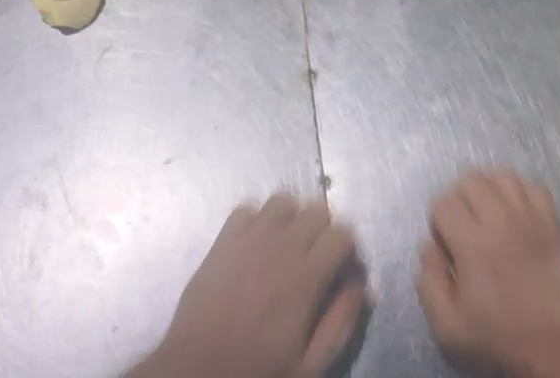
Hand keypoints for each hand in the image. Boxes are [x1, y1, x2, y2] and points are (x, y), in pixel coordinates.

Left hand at [132, 194, 367, 377]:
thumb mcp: (311, 364)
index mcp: (307, 277)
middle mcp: (281, 248)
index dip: (347, 248)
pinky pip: (245, 209)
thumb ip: (342, 321)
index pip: (343, 232)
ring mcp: (248, 240)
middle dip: (323, 229)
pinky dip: (256, 219)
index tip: (340, 267)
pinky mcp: (221, 242)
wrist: (198, 372)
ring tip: (286, 244)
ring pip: (282, 200)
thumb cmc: (259, 370)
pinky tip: (255, 243)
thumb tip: (361, 284)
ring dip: (291, 217)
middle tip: (315, 257)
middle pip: (317, 209)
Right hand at [415, 169, 559, 375]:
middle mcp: (500, 221)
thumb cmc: (495, 335)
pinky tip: (517, 215)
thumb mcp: (447, 324)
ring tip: (489, 213)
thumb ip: (429, 282)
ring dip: (490, 188)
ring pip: (503, 175)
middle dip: (460, 197)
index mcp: (472, 244)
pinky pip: (536, 188)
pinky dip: (523, 194)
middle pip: (471, 179)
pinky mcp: (551, 224)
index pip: (444, 202)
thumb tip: (428, 246)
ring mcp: (529, 219)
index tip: (446, 243)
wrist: (548, 346)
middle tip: (464, 225)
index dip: (438, 219)